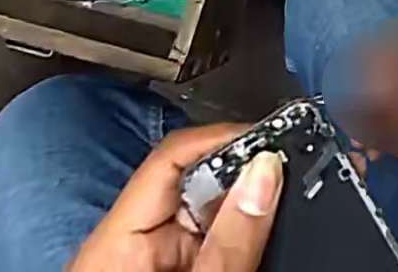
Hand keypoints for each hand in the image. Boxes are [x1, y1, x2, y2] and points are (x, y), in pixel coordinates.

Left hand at [68, 124, 283, 271]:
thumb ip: (229, 243)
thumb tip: (266, 171)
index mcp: (112, 244)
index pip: (172, 155)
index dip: (225, 138)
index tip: (272, 137)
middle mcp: (122, 245)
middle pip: (192, 182)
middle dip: (240, 178)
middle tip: (285, 180)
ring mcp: (138, 260)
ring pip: (202, 212)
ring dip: (239, 211)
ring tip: (276, 208)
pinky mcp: (160, 271)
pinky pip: (201, 240)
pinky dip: (230, 238)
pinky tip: (255, 236)